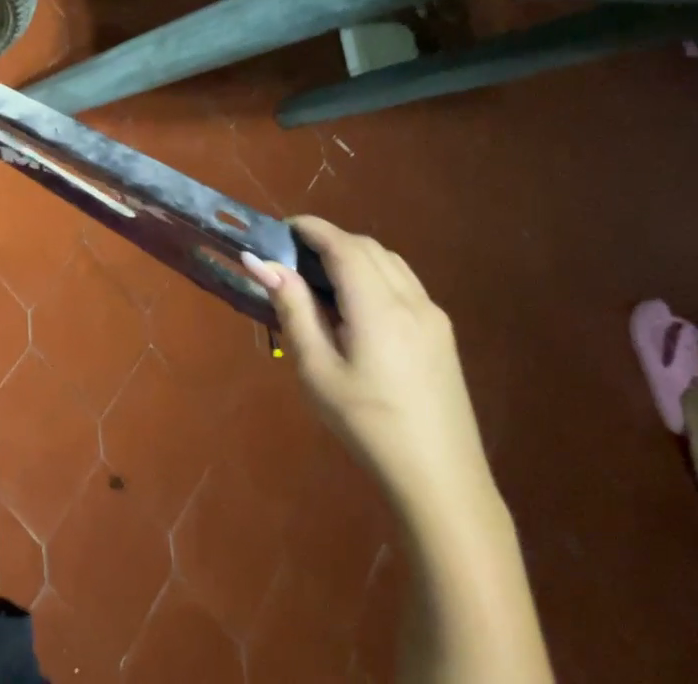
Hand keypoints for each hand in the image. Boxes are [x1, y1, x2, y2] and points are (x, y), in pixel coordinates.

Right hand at [243, 217, 495, 514]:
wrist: (437, 473)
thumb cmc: (364, 420)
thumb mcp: (316, 366)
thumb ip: (292, 309)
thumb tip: (261, 262)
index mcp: (379, 308)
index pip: (345, 247)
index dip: (311, 229)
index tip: (276, 228)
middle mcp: (413, 302)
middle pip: (371, 249)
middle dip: (329, 241)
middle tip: (286, 257)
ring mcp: (433, 319)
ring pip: (392, 265)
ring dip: (352, 257)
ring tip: (313, 280)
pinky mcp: (440, 335)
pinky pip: (404, 286)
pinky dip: (371, 277)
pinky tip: (348, 306)